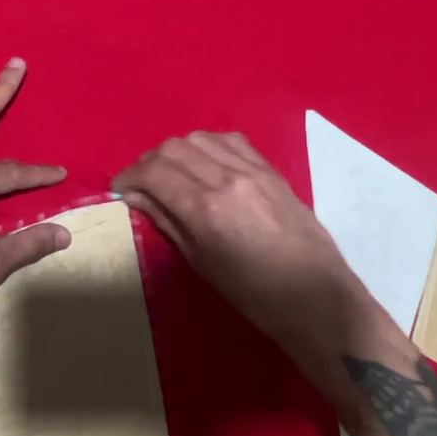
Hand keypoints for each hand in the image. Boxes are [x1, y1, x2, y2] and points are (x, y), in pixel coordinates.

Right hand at [113, 132, 367, 358]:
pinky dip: (206, 146)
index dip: (129, 176)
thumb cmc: (254, 295)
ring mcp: (251, 169)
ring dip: (175, 151)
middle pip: (173, 148)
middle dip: (148, 161)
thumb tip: (135, 197)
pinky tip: (203, 162)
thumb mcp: (201, 263)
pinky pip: (229, 140)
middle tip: (140, 183)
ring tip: (169, 172)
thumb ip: (167, 221)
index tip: (119, 189)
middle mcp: (227, 178)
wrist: (316, 297)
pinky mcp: (270, 168)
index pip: (154, 172)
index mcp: (207, 208)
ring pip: (199, 138)